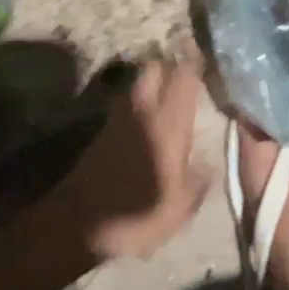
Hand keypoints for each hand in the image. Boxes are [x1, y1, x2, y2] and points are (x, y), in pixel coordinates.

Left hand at [52, 61, 210, 260]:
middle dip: (167, 66)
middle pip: (153, 70)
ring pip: (136, 83)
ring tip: (163, 92)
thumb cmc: (137, 217)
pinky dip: (134, 101)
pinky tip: (143, 118)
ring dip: (149, 81)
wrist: (80, 224)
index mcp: (170, 126)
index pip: (183, 79)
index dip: (194, 66)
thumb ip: (197, 183)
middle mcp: (145, 113)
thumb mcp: (179, 209)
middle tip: (181, 75)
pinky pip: (124, 103)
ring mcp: (119, 119)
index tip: (205, 65)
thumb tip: (208, 166)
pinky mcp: (101, 131)